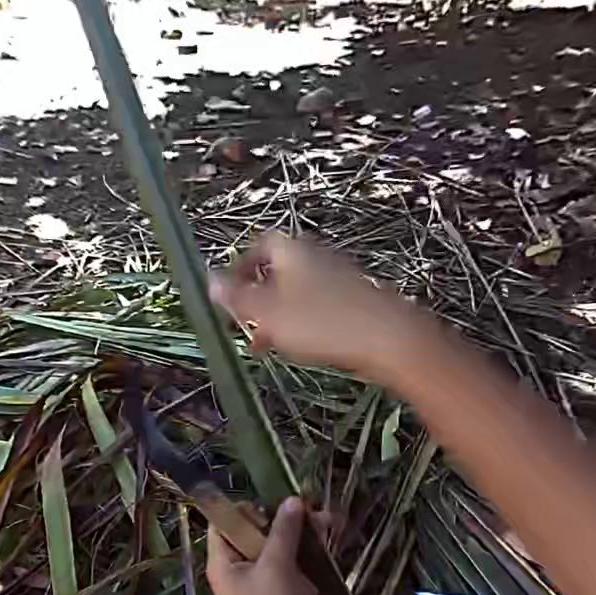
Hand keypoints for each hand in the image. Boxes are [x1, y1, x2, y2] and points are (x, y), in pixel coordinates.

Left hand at [208, 496, 322, 594]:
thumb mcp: (278, 568)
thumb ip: (284, 531)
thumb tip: (292, 501)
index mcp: (224, 563)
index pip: (225, 522)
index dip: (250, 509)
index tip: (279, 504)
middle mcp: (239, 571)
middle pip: (258, 533)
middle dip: (288, 521)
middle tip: (317, 514)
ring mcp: (262, 586)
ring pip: (280, 550)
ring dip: (304, 537)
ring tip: (332, 526)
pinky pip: (293, 569)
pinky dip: (309, 557)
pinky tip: (330, 548)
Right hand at [209, 232, 433, 381]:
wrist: (387, 338)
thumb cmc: (321, 322)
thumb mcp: (269, 313)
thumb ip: (238, 298)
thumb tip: (208, 279)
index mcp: (293, 253)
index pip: (261, 245)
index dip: (242, 266)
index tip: (231, 292)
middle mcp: (317, 259)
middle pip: (280, 272)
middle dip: (260, 299)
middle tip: (247, 326)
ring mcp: (340, 281)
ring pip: (300, 294)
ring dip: (280, 317)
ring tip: (270, 346)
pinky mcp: (357, 304)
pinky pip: (321, 310)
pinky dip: (305, 325)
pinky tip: (305, 349)